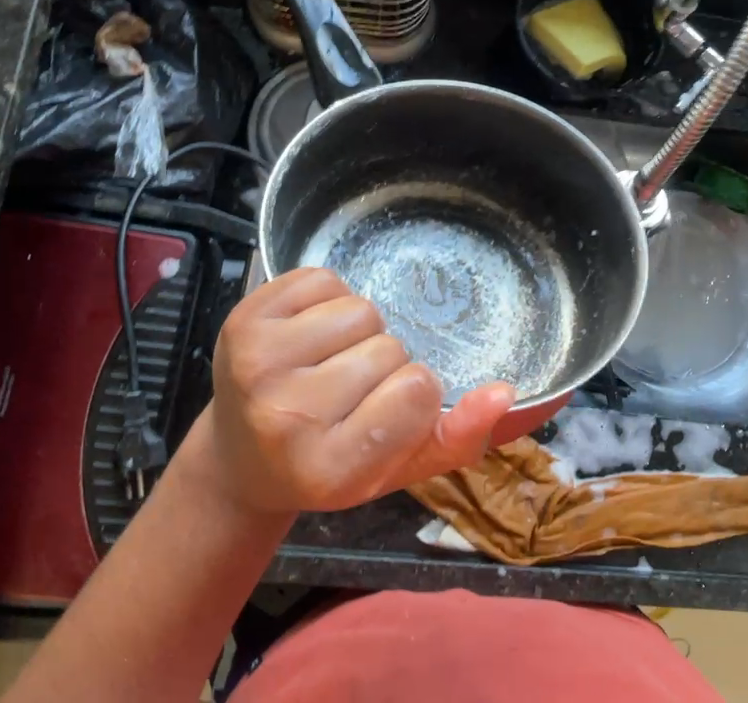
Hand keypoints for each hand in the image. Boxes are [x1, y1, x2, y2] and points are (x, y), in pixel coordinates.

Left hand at [192, 267, 514, 514]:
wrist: (241, 458)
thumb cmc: (329, 465)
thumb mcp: (396, 470)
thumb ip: (457, 438)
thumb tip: (506, 391)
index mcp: (329, 468)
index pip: (416, 392)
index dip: (417, 392)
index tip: (391, 409)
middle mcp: (284, 414)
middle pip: (389, 348)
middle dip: (386, 363)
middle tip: (354, 390)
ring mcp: (256, 362)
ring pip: (361, 310)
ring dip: (360, 330)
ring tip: (333, 360)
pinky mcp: (241, 319)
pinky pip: (323, 278)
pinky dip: (330, 299)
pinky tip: (311, 334)